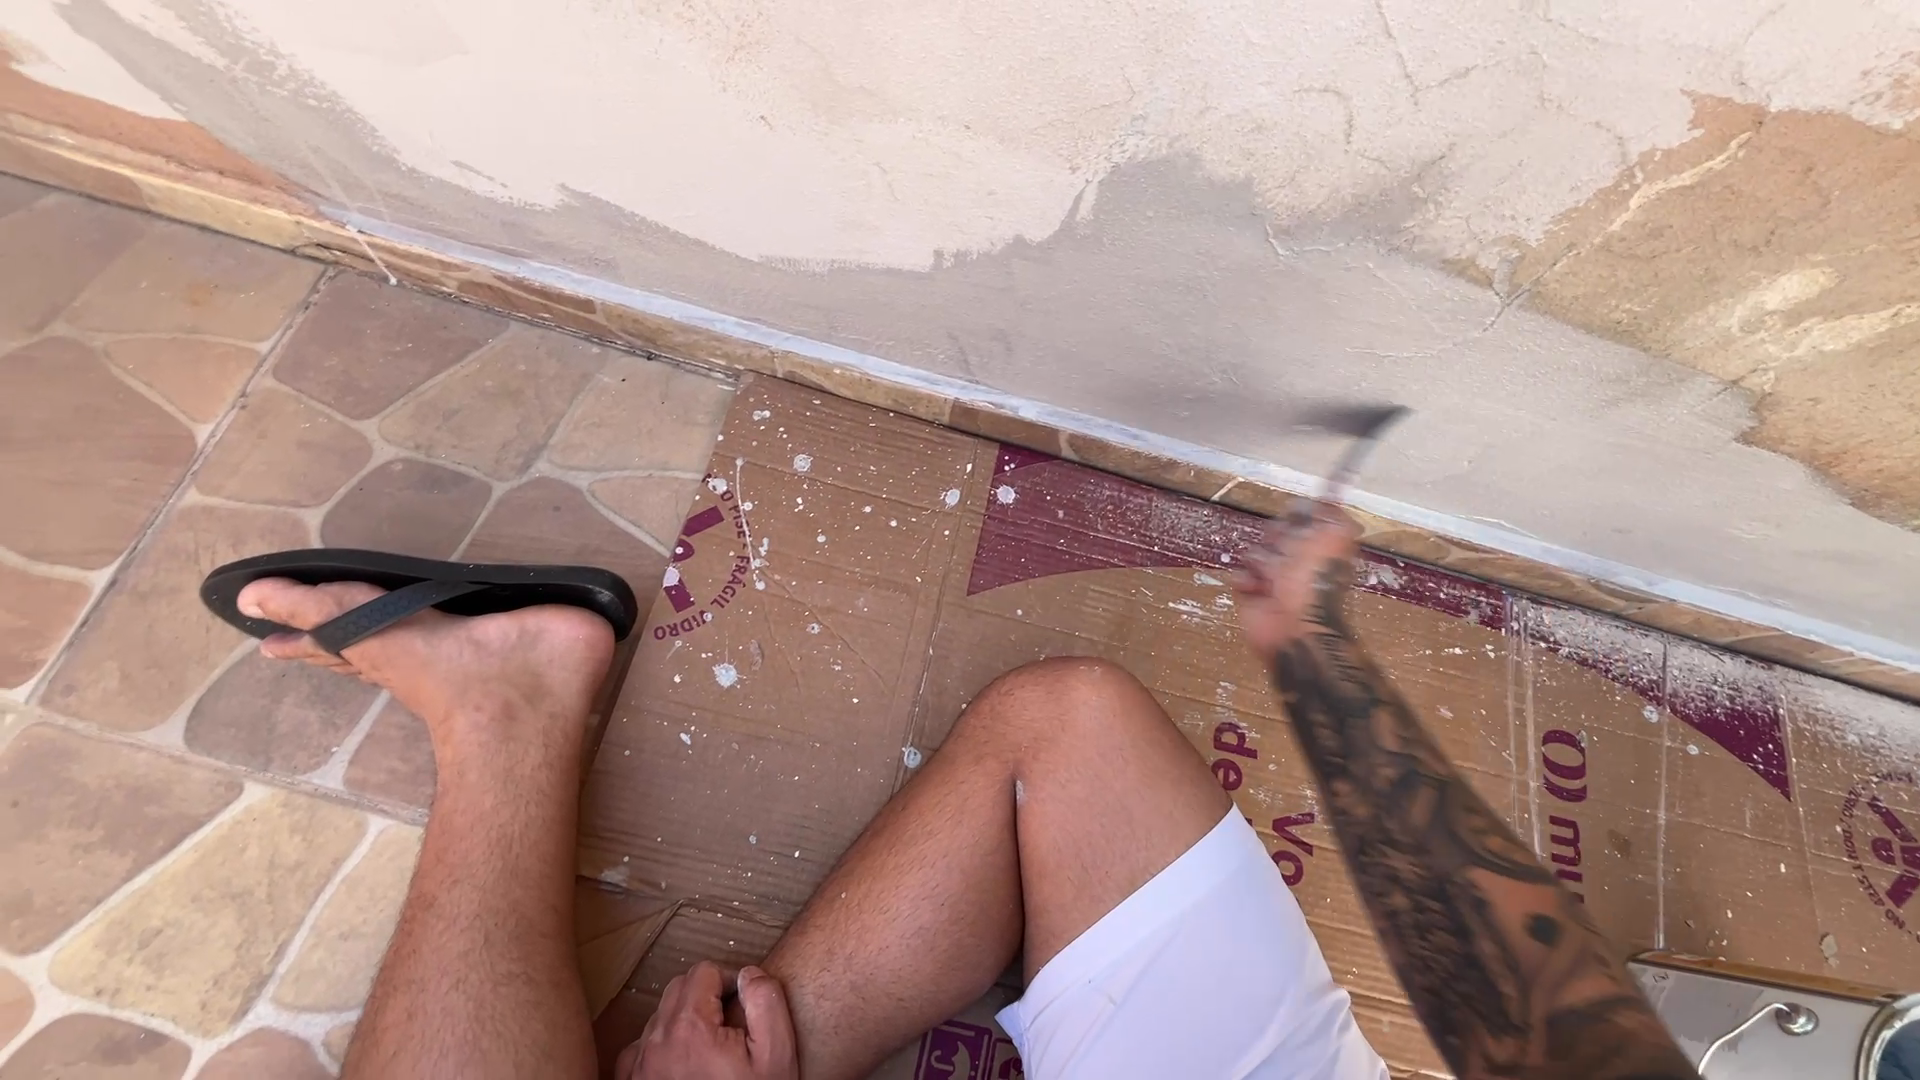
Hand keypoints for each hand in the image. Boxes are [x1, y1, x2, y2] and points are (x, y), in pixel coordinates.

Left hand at [616, 963, 798, 1079]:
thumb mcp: (776, 1054)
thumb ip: (766, 1001)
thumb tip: (749, 974)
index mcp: (690, 1029)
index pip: (703, 971)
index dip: (729, 979)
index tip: (743, 1005)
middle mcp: (656, 1045)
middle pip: (678, 988)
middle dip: (706, 994)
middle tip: (731, 1022)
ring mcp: (638, 1071)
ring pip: (658, 1017)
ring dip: (683, 1019)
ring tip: (710, 1046)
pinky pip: (638, 1050)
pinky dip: (659, 1047)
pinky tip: (681, 1064)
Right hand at [1232, 499, 1360, 655]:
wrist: (1293, 627)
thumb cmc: (1313, 583)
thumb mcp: (1333, 538)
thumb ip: (1333, 515)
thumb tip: (1329, 497)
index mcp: (1323, 548)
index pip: (1305, 519)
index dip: (1298, 516)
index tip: (1296, 518)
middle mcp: (1300, 562)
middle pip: (1276, 532)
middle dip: (1276, 538)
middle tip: (1283, 550)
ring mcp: (1275, 579)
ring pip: (1254, 552)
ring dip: (1259, 561)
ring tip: (1270, 577)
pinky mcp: (1252, 594)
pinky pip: (1238, 575)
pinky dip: (1244, 580)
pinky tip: (1255, 587)